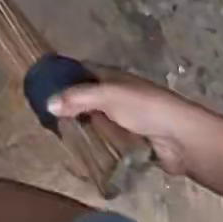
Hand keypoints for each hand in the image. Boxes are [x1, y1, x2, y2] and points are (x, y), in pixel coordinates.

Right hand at [48, 68, 222, 177]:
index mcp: (109, 76)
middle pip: (84, 96)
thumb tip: (47, 103)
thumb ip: (78, 98)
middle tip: (43, 117)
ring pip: (94, 119)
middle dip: (67, 104)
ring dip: (80, 126)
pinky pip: (105, 139)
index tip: (39, 87)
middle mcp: (114, 93)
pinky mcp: (130, 141)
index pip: (79, 70)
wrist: (183, 140)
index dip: (61, 75)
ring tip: (56, 135)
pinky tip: (79, 150)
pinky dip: (93, 143)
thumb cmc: (145, 108)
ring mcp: (123, 118)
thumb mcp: (108, 96)